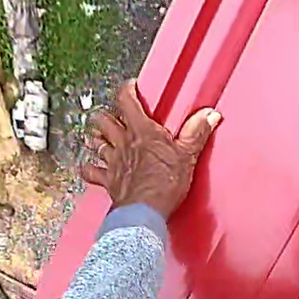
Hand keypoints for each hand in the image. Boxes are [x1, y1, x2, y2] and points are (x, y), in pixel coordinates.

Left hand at [83, 80, 220, 219]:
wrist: (146, 211)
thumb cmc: (165, 184)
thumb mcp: (187, 156)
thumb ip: (196, 132)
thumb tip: (210, 115)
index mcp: (142, 131)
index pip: (126, 100)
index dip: (127, 90)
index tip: (132, 87)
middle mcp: (123, 142)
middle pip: (103, 119)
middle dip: (106, 115)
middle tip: (113, 116)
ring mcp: (113, 161)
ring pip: (94, 141)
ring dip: (95, 137)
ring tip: (100, 136)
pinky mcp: (108, 180)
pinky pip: (90, 172)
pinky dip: (89, 169)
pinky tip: (90, 167)